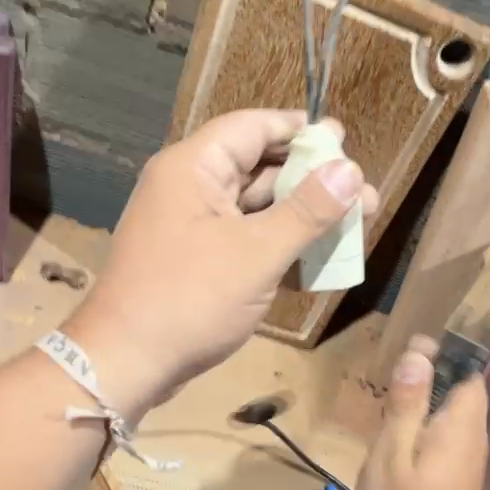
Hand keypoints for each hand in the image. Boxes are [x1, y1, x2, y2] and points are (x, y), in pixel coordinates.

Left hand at [63, 109, 379, 413]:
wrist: (127, 362)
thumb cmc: (190, 299)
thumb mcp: (257, 253)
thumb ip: (306, 210)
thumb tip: (350, 169)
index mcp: (194, 168)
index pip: (252, 127)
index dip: (299, 130)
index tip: (343, 140)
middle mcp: (190, 188)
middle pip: (258, 167)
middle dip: (311, 179)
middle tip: (362, 189)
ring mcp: (192, 227)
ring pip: (256, 208)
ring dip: (301, 216)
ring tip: (355, 222)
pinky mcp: (197, 262)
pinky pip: (245, 240)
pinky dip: (279, 245)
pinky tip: (319, 256)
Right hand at [355, 335, 488, 489]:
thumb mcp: (392, 453)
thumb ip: (407, 403)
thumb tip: (421, 352)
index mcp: (463, 427)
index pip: (469, 374)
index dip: (444, 357)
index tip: (408, 358)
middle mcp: (476, 441)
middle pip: (462, 395)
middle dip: (430, 384)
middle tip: (390, 392)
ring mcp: (471, 465)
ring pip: (453, 420)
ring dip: (425, 411)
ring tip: (389, 419)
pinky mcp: (460, 483)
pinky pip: (448, 441)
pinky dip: (426, 435)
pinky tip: (399, 451)